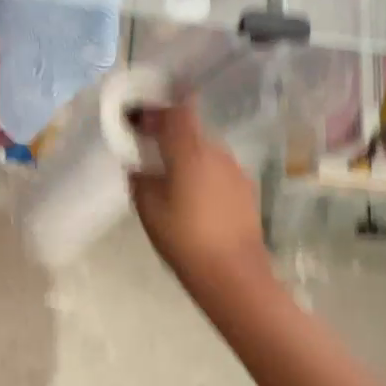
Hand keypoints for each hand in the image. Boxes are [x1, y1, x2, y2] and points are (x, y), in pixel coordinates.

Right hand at [129, 102, 269, 287]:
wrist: (233, 274)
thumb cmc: (183, 238)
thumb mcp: (147, 207)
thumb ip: (141, 177)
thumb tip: (140, 165)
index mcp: (189, 151)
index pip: (176, 111)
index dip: (157, 110)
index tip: (139, 122)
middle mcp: (216, 152)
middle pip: (191, 129)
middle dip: (169, 135)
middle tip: (149, 153)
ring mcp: (235, 170)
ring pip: (205, 150)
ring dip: (187, 156)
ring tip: (171, 181)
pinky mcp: (246, 189)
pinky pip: (218, 170)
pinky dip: (203, 174)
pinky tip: (194, 199)